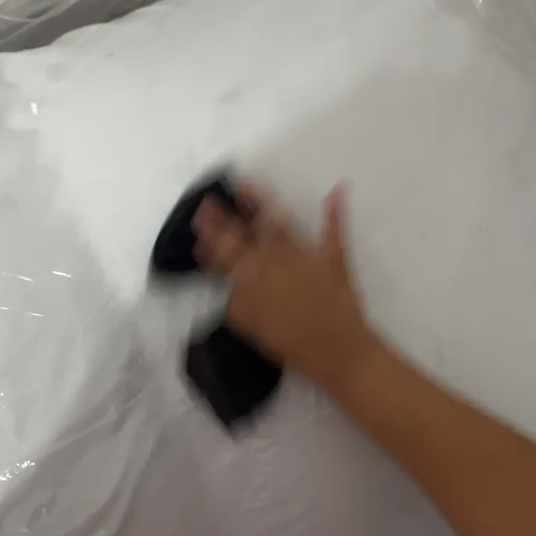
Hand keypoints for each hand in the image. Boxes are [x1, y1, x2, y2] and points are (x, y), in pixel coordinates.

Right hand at [192, 181, 381, 390]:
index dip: (210, 238)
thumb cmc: (290, 345)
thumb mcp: (252, 329)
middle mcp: (275, 260)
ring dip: (262, 202)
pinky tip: (338, 190)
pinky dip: (336, 210)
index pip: (225, 254)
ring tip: (247, 183)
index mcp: (253, 279)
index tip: (198, 222)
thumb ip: (237, 303)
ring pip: (280, 224)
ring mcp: (305, 256)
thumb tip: (230, 286)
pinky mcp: (333, 258)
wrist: (337, 351)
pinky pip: (335, 231)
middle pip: (245, 234)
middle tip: (209, 201)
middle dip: (225, 217)